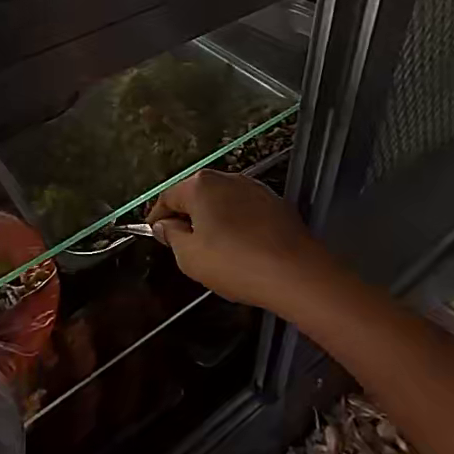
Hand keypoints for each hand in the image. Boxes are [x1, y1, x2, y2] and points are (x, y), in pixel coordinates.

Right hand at [146, 169, 330, 309]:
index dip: (158, 217)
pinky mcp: (276, 203)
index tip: (155, 234)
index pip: (167, 197)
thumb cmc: (236, 264)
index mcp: (199, 186)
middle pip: (195, 195)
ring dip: (213, 219)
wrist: (298, 275)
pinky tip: (240, 247)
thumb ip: (171, 236)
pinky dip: (237, 223)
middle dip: (186, 216)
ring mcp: (254, 188)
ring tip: (213, 248)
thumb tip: (165, 226)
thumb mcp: (189, 257)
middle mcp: (226, 179)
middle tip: (182, 243)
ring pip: (221, 201)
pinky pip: (245, 210)